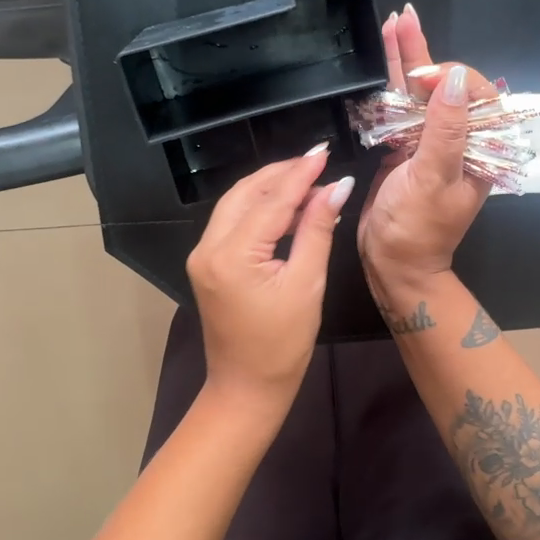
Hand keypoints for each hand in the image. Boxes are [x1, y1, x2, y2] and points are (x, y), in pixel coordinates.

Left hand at [186, 148, 354, 404]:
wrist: (247, 388)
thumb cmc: (283, 344)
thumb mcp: (308, 284)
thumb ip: (317, 229)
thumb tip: (337, 186)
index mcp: (232, 255)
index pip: (271, 200)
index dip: (300, 174)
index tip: (324, 151)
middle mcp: (208, 248)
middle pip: (246, 193)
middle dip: (282, 174)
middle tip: (318, 163)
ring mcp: (203, 255)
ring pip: (236, 204)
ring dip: (270, 189)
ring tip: (308, 181)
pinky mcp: (207, 263)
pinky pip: (232, 222)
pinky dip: (259, 209)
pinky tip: (287, 207)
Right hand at [358, 6, 499, 293]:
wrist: (392, 265)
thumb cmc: (417, 229)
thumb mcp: (433, 179)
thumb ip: (444, 129)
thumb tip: (455, 78)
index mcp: (478, 149)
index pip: (475, 97)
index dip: (451, 78)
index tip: (424, 76)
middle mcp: (457, 140)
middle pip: (442, 86)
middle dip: (423, 51)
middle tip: (403, 16)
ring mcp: (428, 142)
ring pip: (416, 93)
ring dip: (403, 59)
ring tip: (391, 22)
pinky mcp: (402, 148)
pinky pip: (397, 110)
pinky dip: (388, 84)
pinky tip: (380, 58)